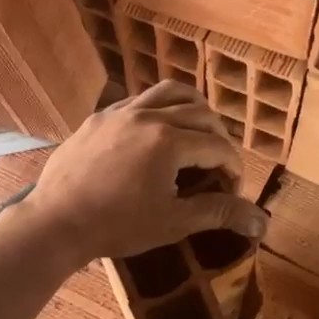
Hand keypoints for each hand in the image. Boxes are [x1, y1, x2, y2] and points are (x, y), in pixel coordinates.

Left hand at [16, 82, 267, 266]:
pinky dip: (160, 108)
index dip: (233, 168)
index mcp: (170, 141)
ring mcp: (121, 111)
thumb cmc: (116, 226)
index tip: (232, 190)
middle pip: (201, 114)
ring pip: (170, 93)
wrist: (55, 221)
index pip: (219, 147)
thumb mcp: (173, 222)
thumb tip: (262, 222)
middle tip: (220, 165)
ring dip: (193, 109)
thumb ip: (218, 213)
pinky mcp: (100, 116)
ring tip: (199, 131)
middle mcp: (149, 115)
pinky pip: (140, 100)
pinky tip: (156, 132)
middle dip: (219, 138)